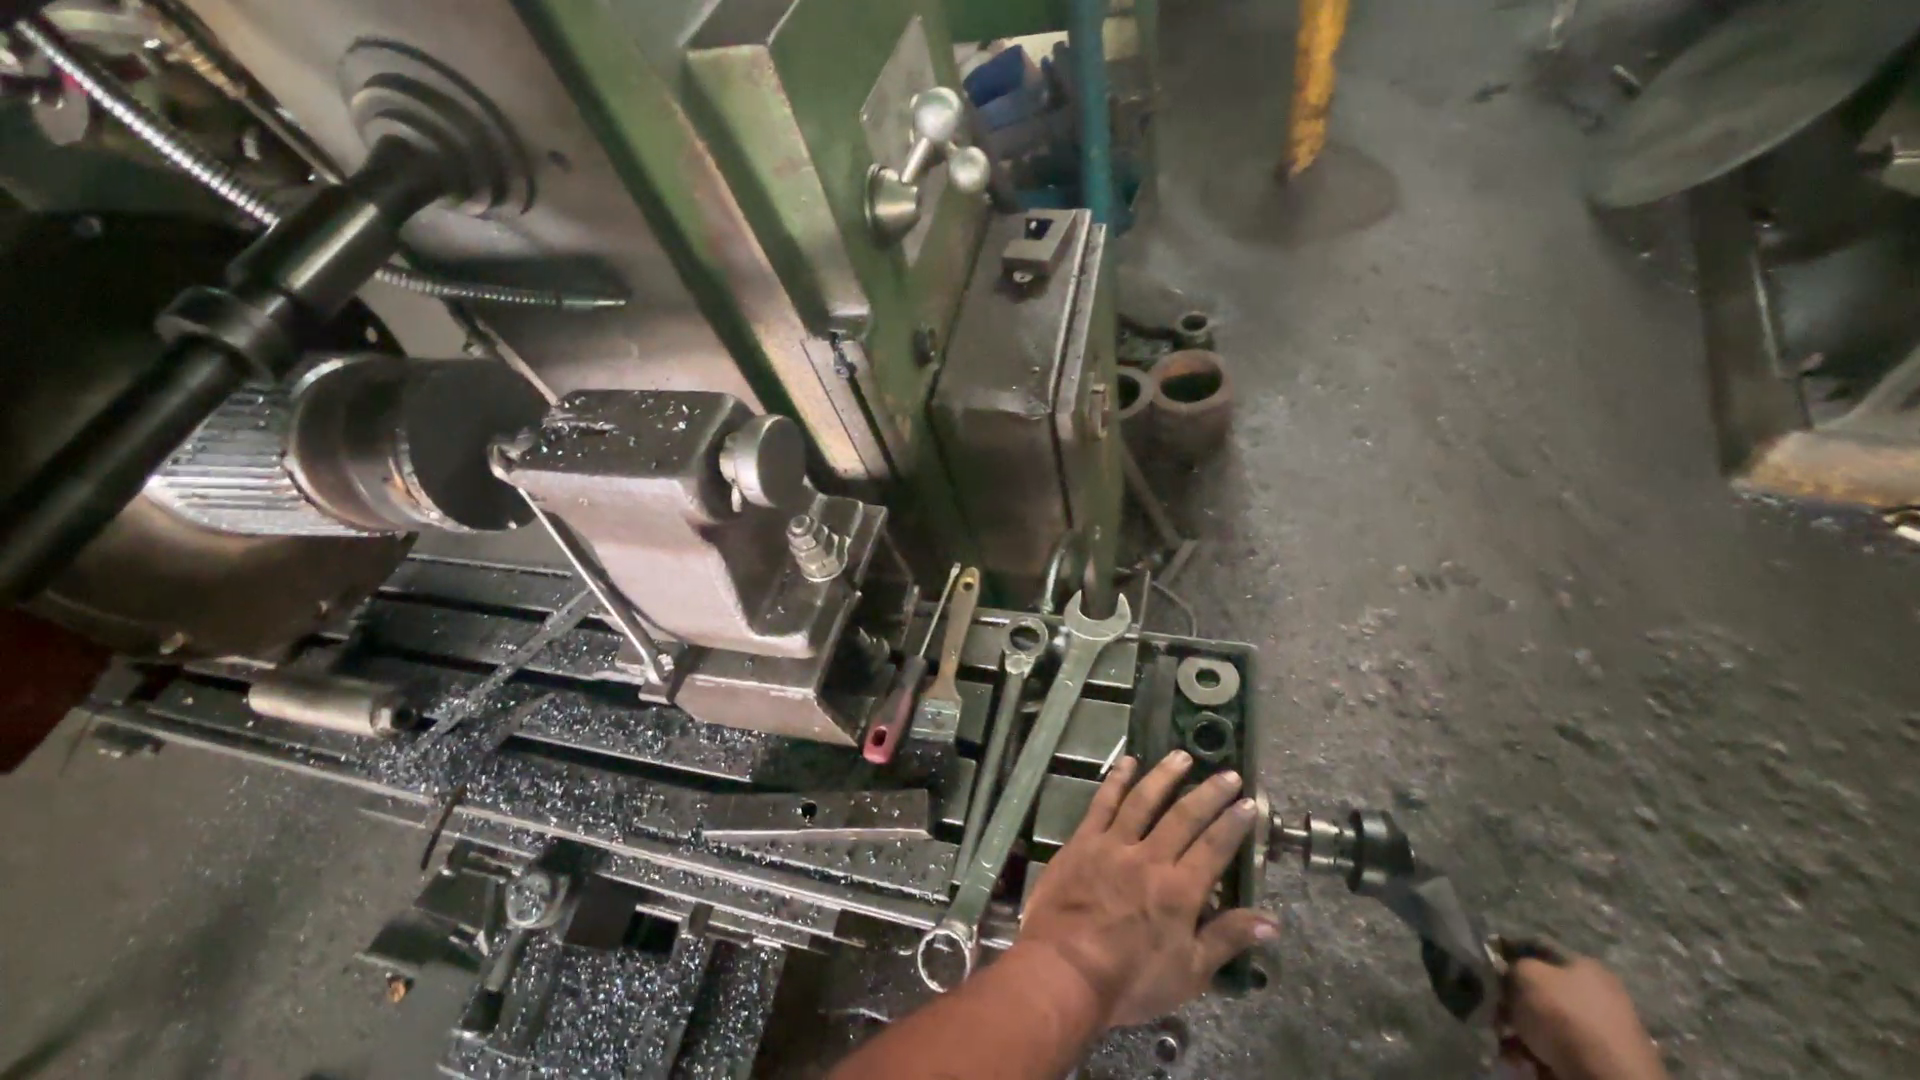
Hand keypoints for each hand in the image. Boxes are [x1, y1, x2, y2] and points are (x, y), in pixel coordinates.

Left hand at [1016, 751, 1279, 1027]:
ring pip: (1144, 800)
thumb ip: (1227, 939)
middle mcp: (1150, 858)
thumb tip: (1271, 921)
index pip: (1215, 846)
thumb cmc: (1129, 980)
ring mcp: (1113, 845)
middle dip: (1209, 793)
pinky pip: (1103, 803)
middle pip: (1185, 816)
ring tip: (1181, 756)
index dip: (1234, 823)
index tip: (1249, 803)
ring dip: (1165, 775)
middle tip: (1227, 774)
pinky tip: (1127, 763)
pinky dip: (1116, 780)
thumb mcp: (1188, 973)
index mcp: (1180, 890)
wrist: (1063, 972)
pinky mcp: (1082, 842)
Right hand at [1503, 952, 1668, 1079]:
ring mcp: (1599, 1026)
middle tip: (1495, 1009)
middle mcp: (1595, 991)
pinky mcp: (1597, 1057)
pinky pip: (1555, 1046)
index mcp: (1583, 964)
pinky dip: (1535, 1051)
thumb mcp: (1526, 976)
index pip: (1536, 945)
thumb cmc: (1564, 1016)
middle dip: (1512, 999)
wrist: (1609, 1076)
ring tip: (1506, 1041)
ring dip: (1519, 1029)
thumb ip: (1510, 966)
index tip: (1485, 964)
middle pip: (1539, 987)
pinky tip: (1523, 1057)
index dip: (1506, 950)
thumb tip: (1505, 973)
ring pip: (1543, 1020)